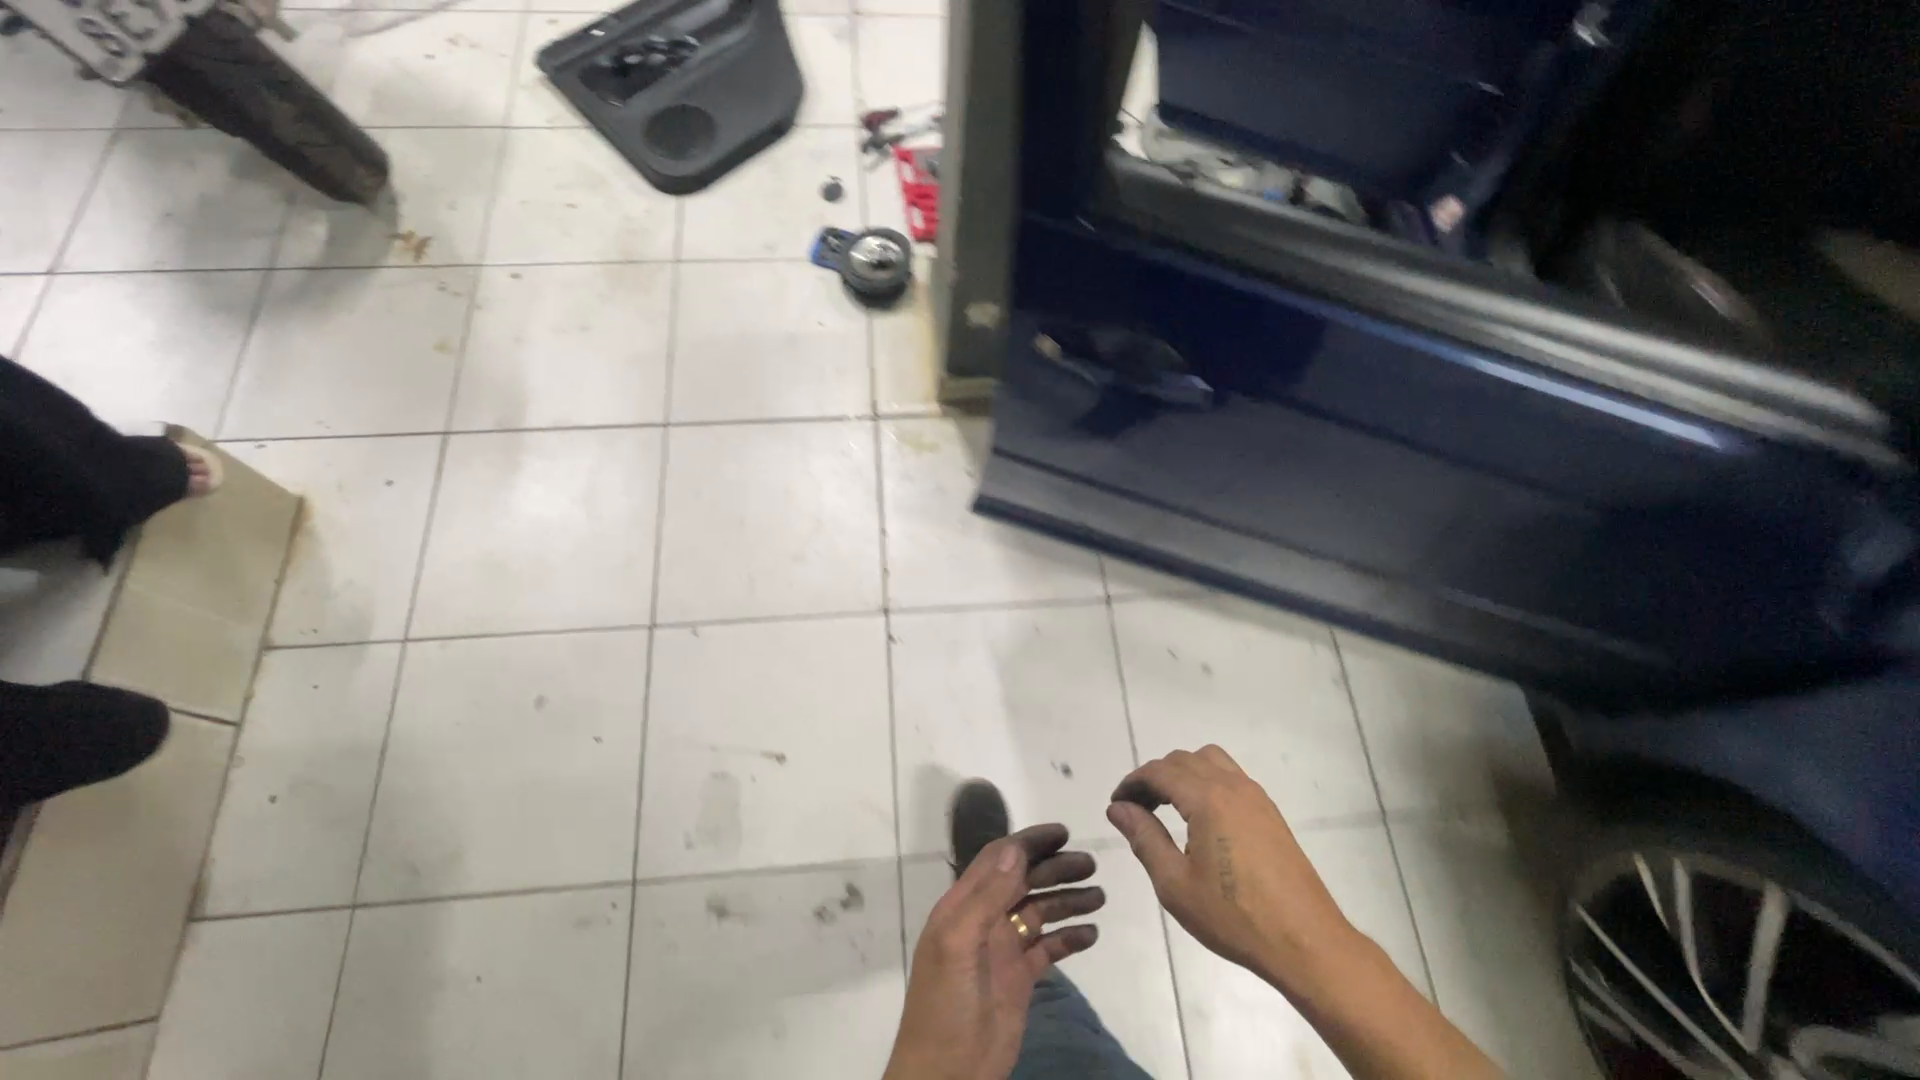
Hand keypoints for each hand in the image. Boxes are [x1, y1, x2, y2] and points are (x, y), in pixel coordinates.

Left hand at [883, 824, 1105, 1079]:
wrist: (946, 1073)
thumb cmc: (944, 1004)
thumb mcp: (958, 944)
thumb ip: (985, 896)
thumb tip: (1015, 849)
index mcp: (962, 906)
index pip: (998, 860)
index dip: (1028, 842)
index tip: (1062, 832)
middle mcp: (984, 920)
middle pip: (1024, 881)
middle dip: (1055, 867)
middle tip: (1091, 864)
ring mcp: (1003, 949)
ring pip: (1040, 912)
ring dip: (1068, 899)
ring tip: (1100, 896)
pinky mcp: (1020, 978)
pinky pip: (1049, 948)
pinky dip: (1070, 937)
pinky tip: (1092, 934)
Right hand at [1108, 746, 1363, 993]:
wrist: (1304, 942)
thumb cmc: (1233, 917)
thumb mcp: (1175, 884)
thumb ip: (1144, 838)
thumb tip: (1119, 809)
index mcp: (1208, 800)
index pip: (1160, 772)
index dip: (1132, 783)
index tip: (1116, 805)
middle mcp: (1233, 787)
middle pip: (1184, 760)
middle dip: (1154, 776)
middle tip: (1136, 808)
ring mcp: (1257, 798)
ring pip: (1211, 761)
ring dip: (1183, 774)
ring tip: (1167, 807)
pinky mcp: (1271, 814)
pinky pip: (1231, 778)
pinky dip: (1206, 782)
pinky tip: (1200, 818)